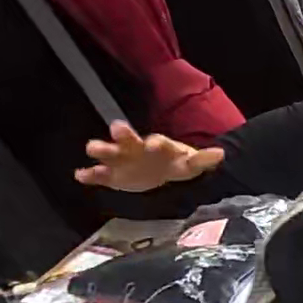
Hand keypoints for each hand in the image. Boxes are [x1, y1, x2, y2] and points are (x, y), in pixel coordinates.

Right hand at [74, 121, 224, 192]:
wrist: (161, 174)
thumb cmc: (176, 164)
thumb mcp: (192, 164)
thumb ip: (204, 160)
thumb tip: (221, 153)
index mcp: (159, 145)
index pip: (159, 141)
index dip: (157, 143)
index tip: (153, 144)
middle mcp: (137, 148)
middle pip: (129, 139)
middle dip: (124, 134)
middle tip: (118, 127)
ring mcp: (121, 160)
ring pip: (108, 151)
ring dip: (101, 148)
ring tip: (93, 147)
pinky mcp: (110, 174)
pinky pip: (97, 173)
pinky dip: (89, 174)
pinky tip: (81, 175)